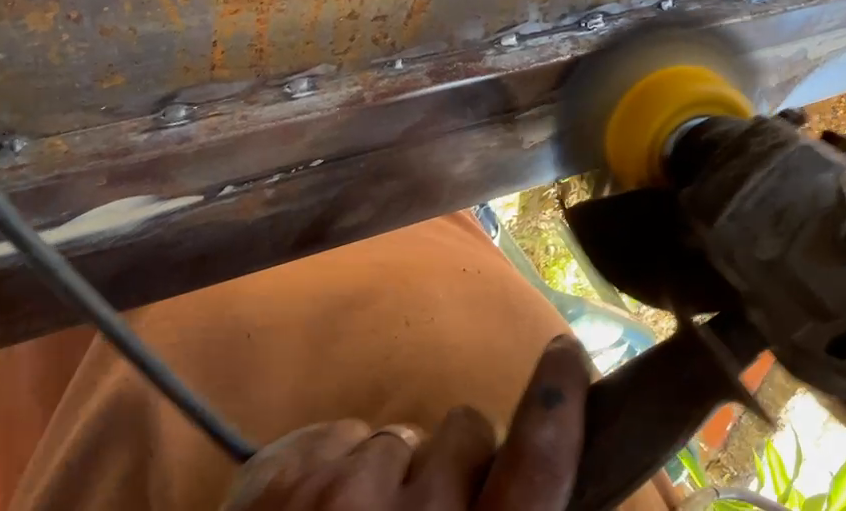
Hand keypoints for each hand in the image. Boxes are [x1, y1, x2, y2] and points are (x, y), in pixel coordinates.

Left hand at [221, 335, 592, 509]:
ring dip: (393, 473)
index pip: (535, 468)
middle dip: (458, 462)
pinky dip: (340, 467)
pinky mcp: (280, 478)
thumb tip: (518, 492)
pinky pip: (339, 435)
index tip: (565, 353)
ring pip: (396, 435)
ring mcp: (336, 492)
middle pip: (464, 431)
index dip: (558, 405)